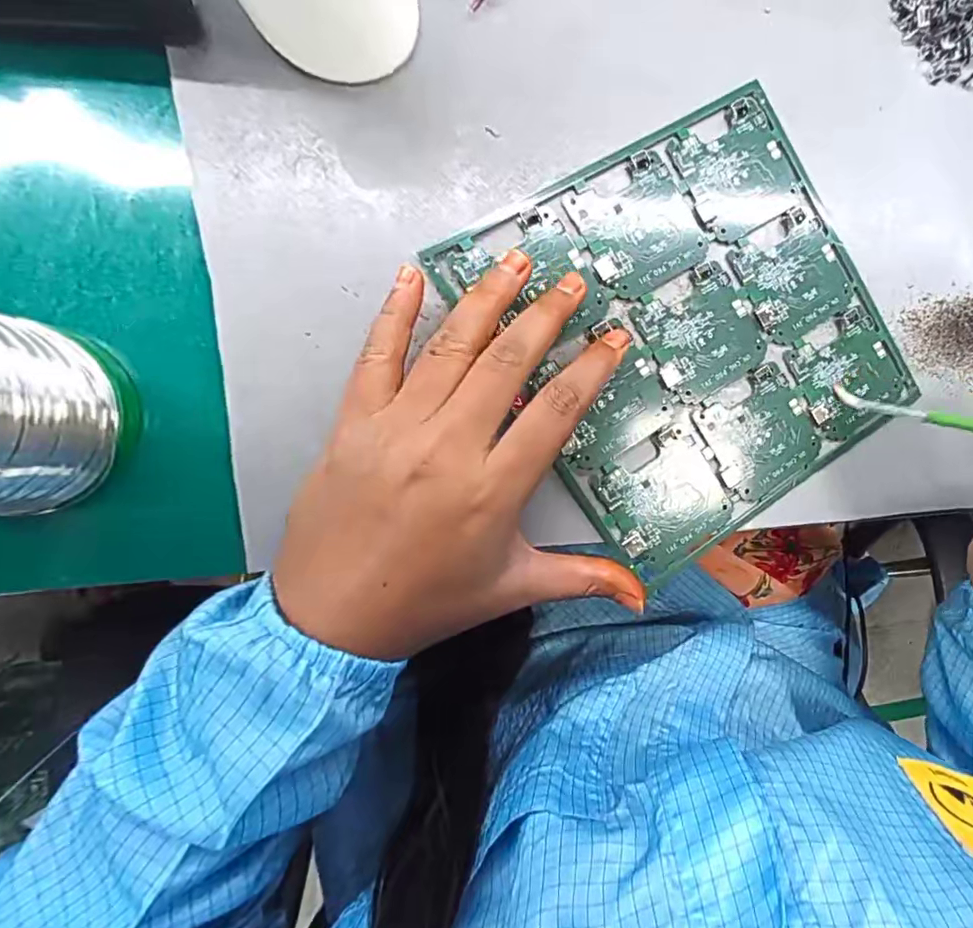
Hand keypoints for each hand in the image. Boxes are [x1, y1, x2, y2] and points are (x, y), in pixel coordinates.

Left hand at [271, 254, 643, 659]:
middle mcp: (448, 449)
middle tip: (570, 282)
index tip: (611, 338)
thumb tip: (639, 596)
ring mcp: (396, 431)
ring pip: (449, 350)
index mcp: (493, 490)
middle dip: (544, 316)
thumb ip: (581, 579)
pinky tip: (412, 277)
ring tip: (514, 262)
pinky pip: (376, 357)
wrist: (333, 619)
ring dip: (485, 299)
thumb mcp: (512, 589)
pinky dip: (394, 314)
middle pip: (507, 364)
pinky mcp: (354, 424)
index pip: (555, 411)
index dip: (590, 368)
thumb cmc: (427, 604)